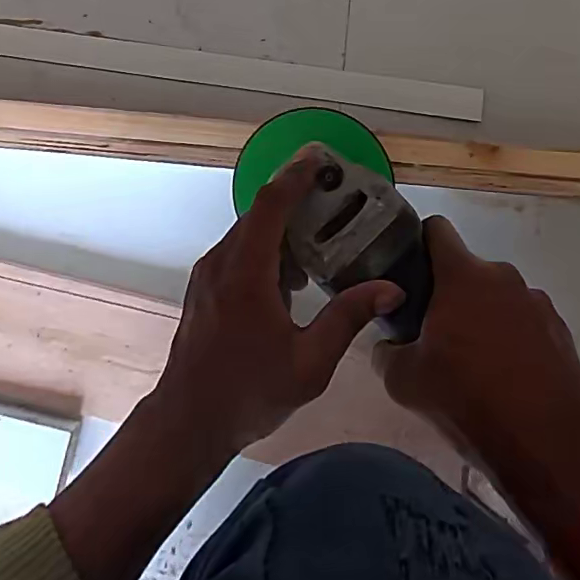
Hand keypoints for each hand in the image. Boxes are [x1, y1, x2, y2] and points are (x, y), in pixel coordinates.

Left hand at [152, 154, 406, 457]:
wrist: (189, 419)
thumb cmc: (249, 393)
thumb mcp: (310, 363)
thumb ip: (348, 318)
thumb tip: (389, 290)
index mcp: (246, 273)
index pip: (270, 205)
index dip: (295, 177)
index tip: (319, 160)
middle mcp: (222, 262)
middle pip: (259, 213)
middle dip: (295, 198)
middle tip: (332, 197)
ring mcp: (208, 273)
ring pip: (247, 232)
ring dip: (281, 228)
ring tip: (318, 242)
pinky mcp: (204, 286)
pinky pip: (238, 250)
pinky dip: (265, 248)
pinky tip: (289, 278)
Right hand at [373, 216, 579, 466]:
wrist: (551, 449)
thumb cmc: (469, 401)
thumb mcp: (404, 381)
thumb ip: (386, 352)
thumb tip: (388, 346)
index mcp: (463, 276)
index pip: (436, 229)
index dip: (418, 242)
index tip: (408, 270)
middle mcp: (503, 277)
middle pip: (466, 270)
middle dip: (448, 294)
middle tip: (434, 333)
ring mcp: (537, 303)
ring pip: (496, 297)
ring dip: (481, 317)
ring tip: (473, 364)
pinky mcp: (561, 332)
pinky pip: (524, 322)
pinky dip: (511, 340)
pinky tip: (505, 379)